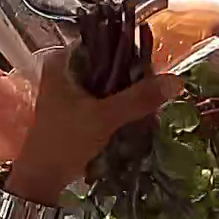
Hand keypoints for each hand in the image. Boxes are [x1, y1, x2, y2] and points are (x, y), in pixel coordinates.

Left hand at [6, 48, 182, 203]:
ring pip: (108, 81)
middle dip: (132, 73)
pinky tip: (140, 110)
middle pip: (107, 62)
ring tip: (154, 98)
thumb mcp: (103, 117)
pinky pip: (104, 97)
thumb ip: (138, 98)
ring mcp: (70, 90)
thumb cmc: (64, 142)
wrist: (42, 177)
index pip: (102, 42)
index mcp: (62, 62)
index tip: (153, 63)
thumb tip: (177, 80)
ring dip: (128, 90)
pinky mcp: (76, 108)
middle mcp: (64, 70)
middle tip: (158, 85)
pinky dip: (120, 102)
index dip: (129, 49)